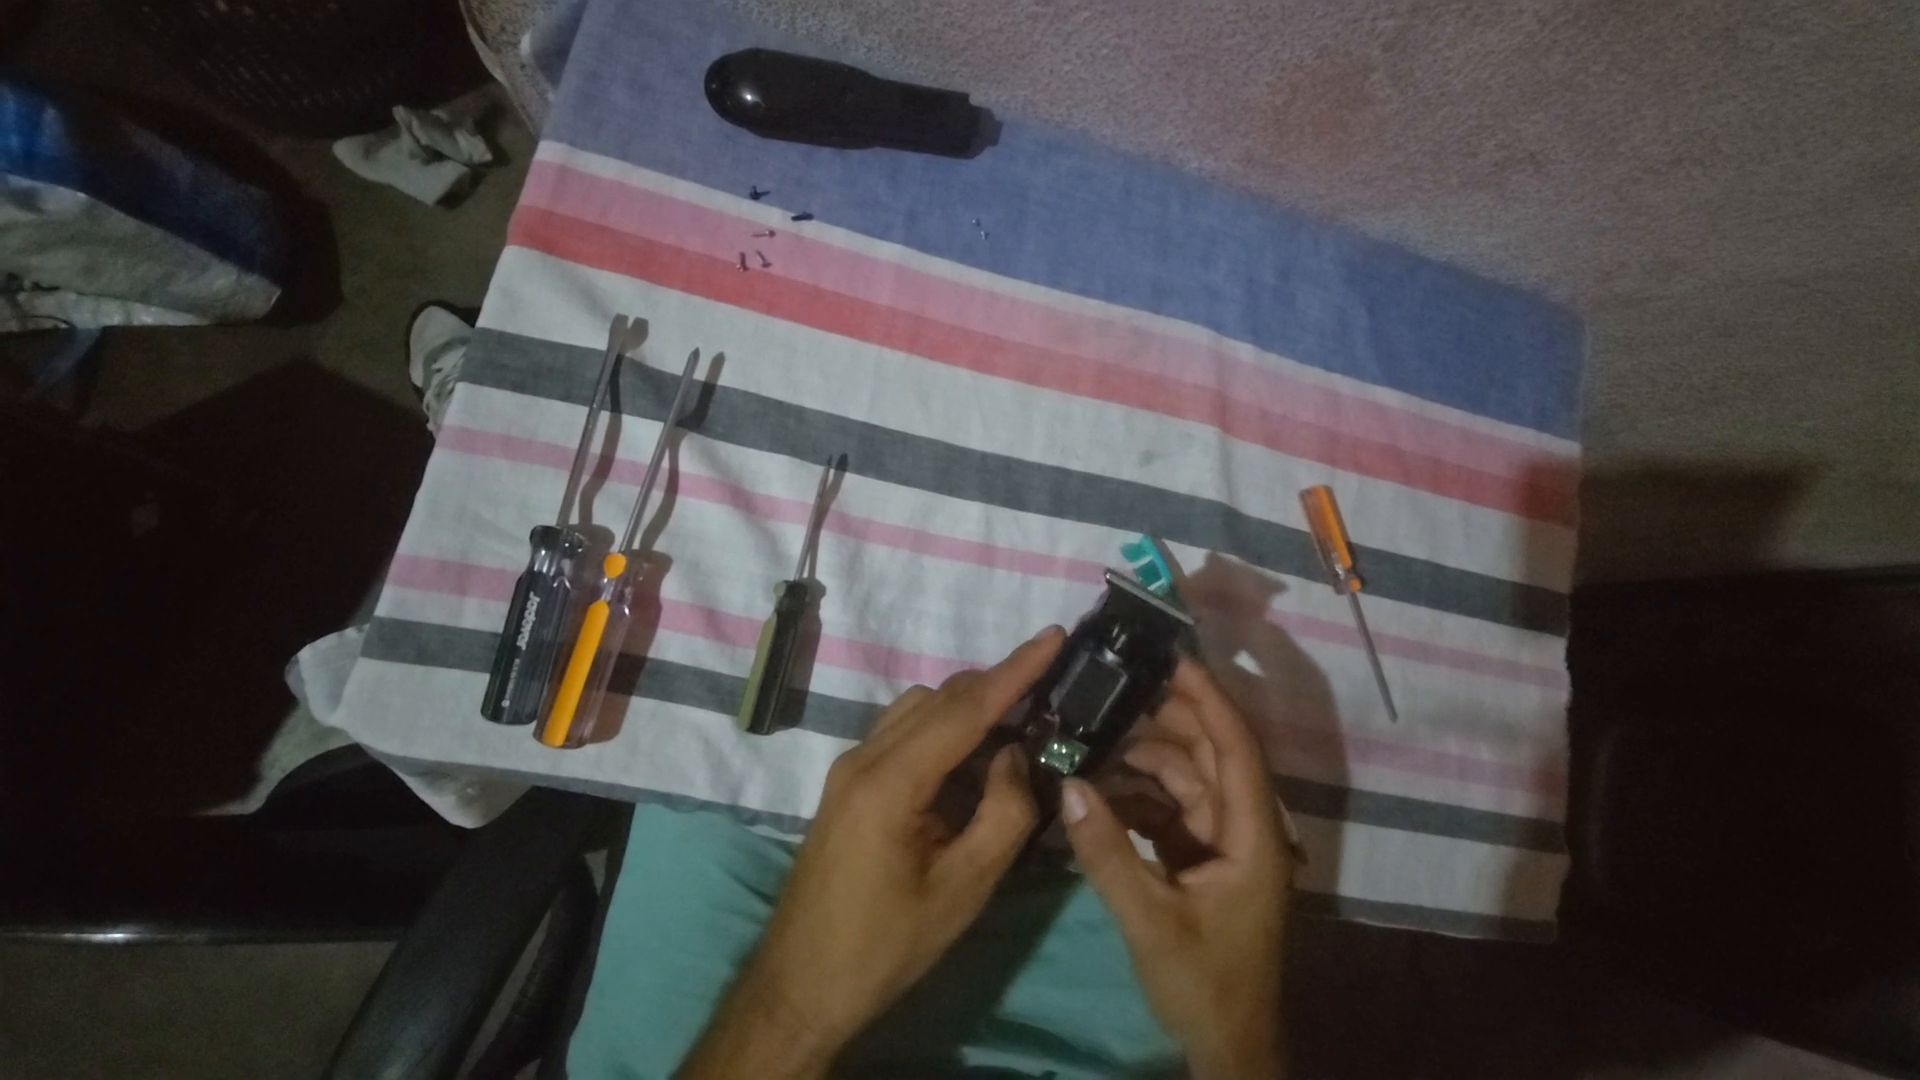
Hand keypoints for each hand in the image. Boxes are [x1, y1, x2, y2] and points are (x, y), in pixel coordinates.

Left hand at [678, 626, 1064, 1078]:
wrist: (801, 984)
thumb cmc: (886, 945)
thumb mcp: (963, 889)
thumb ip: (1002, 814)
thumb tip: (1014, 753)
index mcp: (890, 780)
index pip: (964, 708)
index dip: (1014, 669)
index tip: (1053, 636)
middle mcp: (864, 758)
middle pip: (938, 700)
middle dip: (995, 686)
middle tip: (1049, 691)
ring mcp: (849, 768)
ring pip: (917, 710)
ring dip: (968, 708)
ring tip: (1018, 727)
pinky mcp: (848, 784)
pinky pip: (901, 734)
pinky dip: (942, 731)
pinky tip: (971, 761)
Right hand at [1062, 658, 1290, 1079]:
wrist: (1225, 1044)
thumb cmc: (1204, 983)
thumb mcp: (1150, 920)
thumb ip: (1107, 853)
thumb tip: (1068, 785)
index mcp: (1253, 835)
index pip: (1236, 749)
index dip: (1208, 700)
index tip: (1173, 659)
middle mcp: (1243, 827)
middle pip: (1211, 754)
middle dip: (1168, 718)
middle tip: (1116, 687)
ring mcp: (1222, 842)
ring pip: (1187, 777)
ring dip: (1145, 756)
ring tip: (1096, 733)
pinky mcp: (1199, 857)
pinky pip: (1169, 807)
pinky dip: (1137, 792)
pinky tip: (1099, 784)